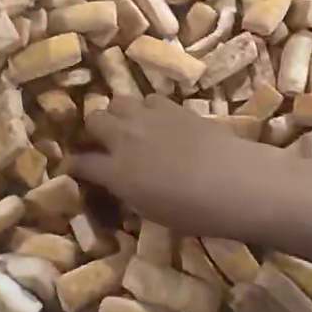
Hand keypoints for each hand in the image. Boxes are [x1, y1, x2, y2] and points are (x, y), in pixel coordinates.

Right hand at [69, 95, 307, 242]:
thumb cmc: (195, 212)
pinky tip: (160, 121)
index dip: (76, 166)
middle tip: (105, 143)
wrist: (236, 183)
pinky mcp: (174, 107)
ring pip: (119, 101)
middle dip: (94, 130)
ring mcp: (149, 117)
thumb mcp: (151, 211)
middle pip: (94, 119)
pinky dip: (147, 108)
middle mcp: (125, 138)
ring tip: (131, 127)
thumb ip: (129, 191)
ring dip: (120, 114)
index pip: (82, 163)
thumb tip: (120, 181)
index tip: (75, 168)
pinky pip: (149, 99)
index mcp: (116, 172)